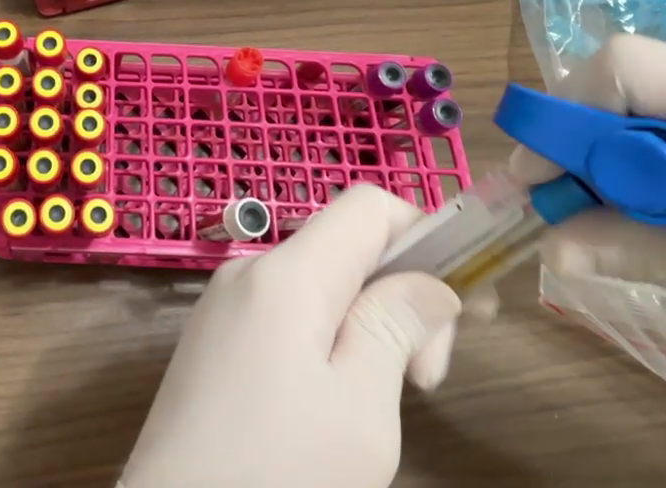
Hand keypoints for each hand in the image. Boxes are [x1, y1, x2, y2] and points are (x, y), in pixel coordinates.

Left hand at [119, 185, 461, 487]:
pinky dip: (323, 342)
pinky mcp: (211, 339)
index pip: (367, 205)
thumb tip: (429, 280)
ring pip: (317, 286)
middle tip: (420, 383)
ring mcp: (222, 304)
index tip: (455, 313)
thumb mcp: (360, 410)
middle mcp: (248, 271)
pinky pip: (283, 314)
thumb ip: (395, 327)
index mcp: (286, 273)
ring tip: (371, 405)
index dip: (424, 237)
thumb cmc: (275, 473)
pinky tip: (325, 406)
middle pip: (344, 247)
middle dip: (397, 297)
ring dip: (363, 327)